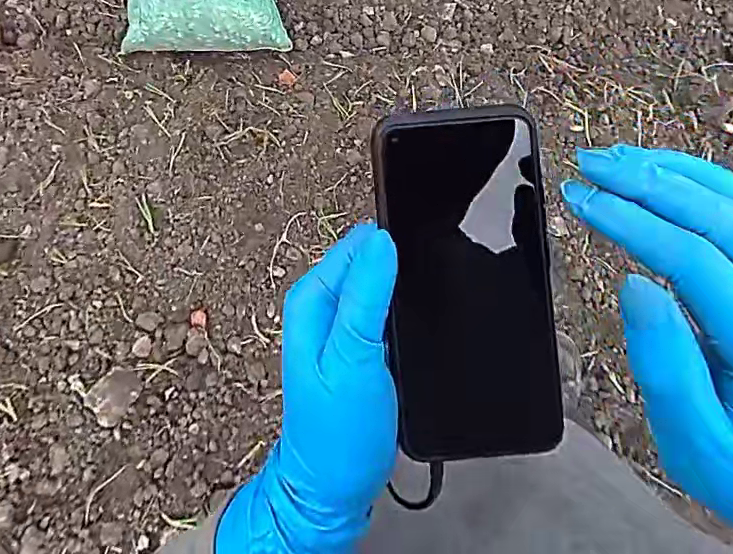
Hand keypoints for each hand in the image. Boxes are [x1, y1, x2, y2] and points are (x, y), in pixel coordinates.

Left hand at [217, 222, 398, 553]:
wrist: (333, 491)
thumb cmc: (336, 435)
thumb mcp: (354, 358)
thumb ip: (367, 296)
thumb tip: (382, 241)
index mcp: (313, 298)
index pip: (358, 243)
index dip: (391, 246)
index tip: (415, 260)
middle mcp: (322, 305)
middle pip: (369, 259)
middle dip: (397, 266)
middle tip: (419, 290)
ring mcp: (339, 324)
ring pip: (379, 282)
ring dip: (400, 288)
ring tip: (418, 305)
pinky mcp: (357, 342)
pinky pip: (383, 307)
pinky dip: (399, 310)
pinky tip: (410, 324)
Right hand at [563, 146, 732, 551]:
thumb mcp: (700, 450)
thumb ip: (665, 367)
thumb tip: (635, 283)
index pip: (698, 262)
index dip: (633, 223)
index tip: (581, 200)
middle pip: (727, 218)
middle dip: (651, 182)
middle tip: (591, 164)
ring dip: (680, 172)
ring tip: (620, 158)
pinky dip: (708, 184)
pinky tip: (668, 174)